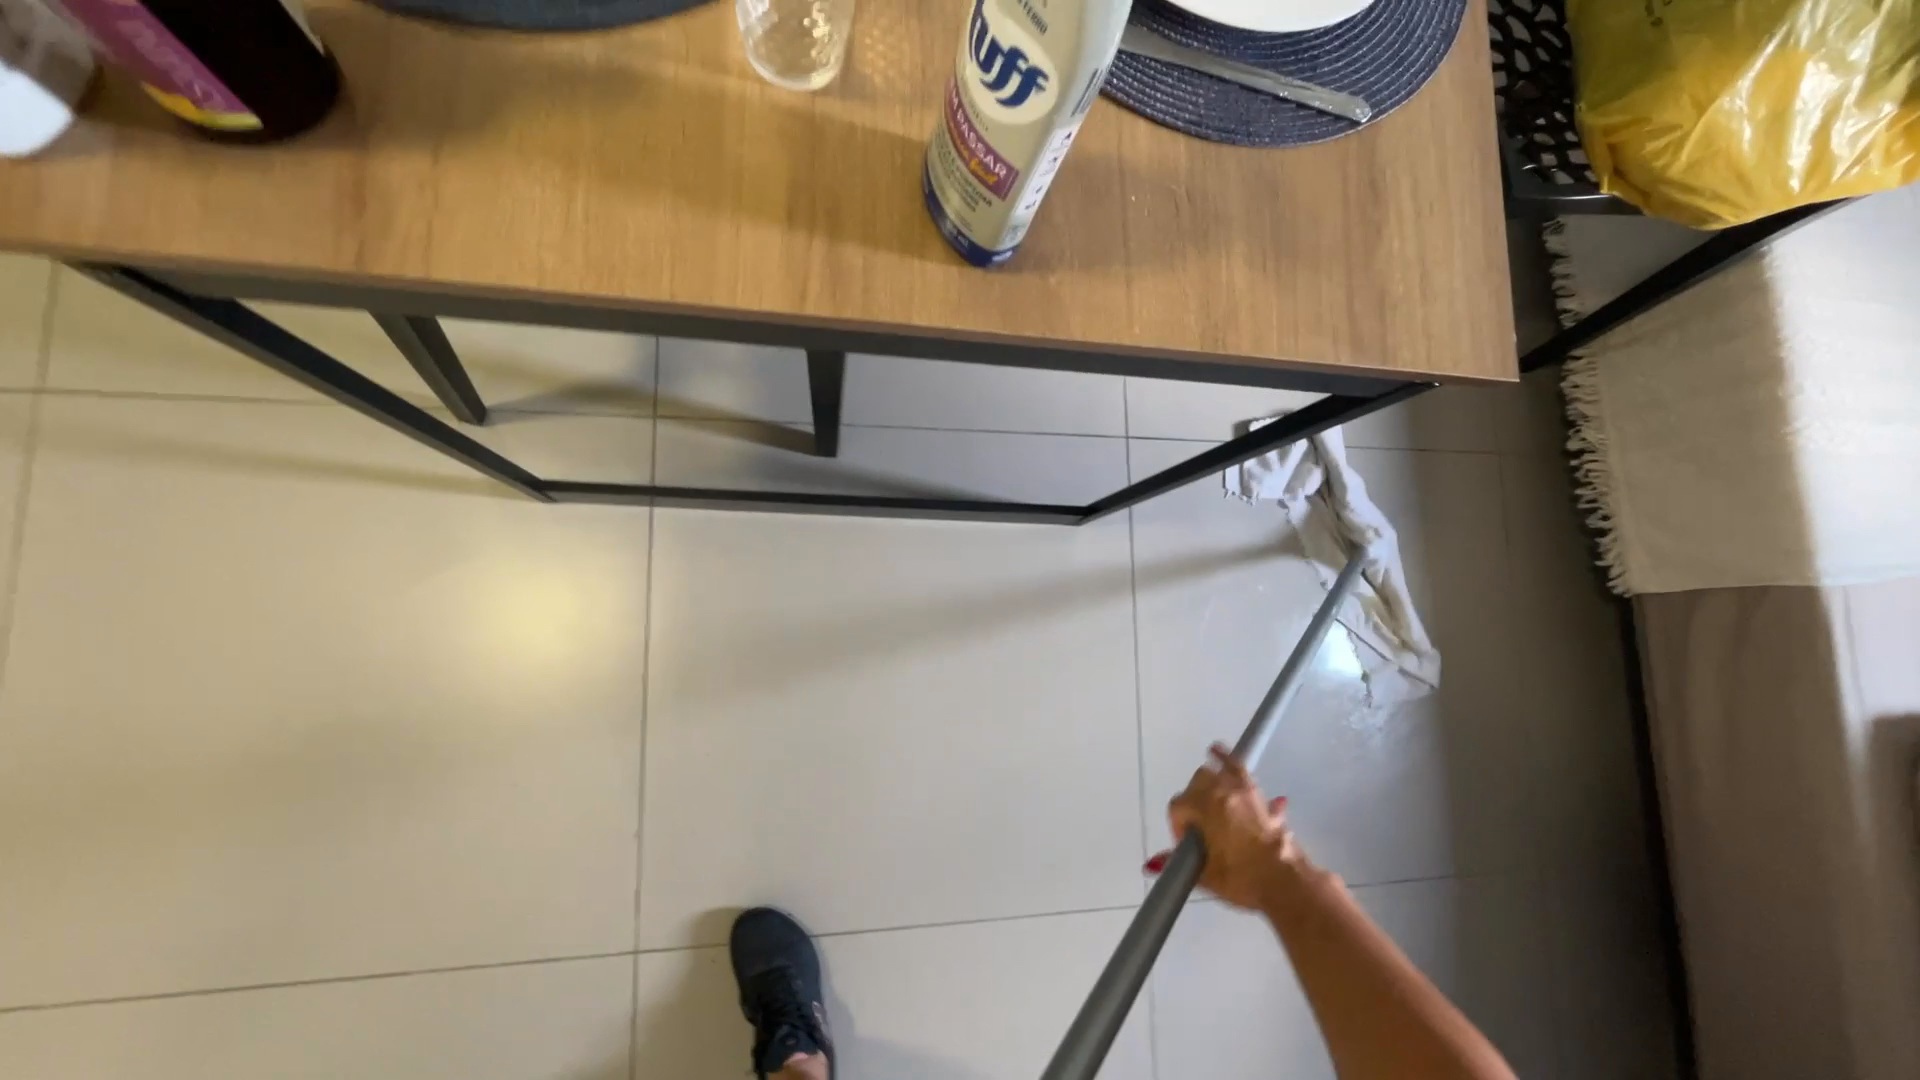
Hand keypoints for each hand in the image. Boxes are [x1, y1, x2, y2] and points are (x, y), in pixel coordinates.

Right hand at [1149, 743, 1302, 909]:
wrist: (1286, 883)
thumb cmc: (1240, 879)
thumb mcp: (1205, 876)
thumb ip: (1176, 864)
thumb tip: (1150, 864)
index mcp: (1204, 808)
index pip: (1178, 806)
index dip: (1177, 824)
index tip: (1184, 842)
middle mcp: (1223, 794)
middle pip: (1201, 777)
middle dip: (1194, 789)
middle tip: (1196, 813)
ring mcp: (1247, 795)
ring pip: (1229, 768)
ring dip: (1220, 760)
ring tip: (1214, 750)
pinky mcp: (1265, 803)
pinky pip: (1252, 782)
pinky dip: (1247, 776)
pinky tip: (1242, 767)